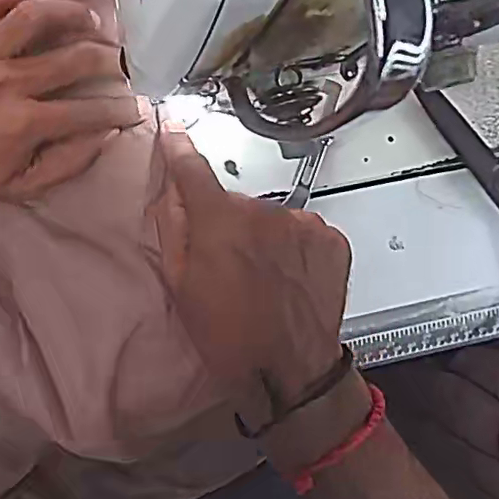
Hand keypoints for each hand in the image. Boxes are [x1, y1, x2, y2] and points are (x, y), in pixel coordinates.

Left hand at [0, 0, 139, 240]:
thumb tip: (105, 136)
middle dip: (110, 59)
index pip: (89, 109)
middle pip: (75, 57)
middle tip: (122, 62)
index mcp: (25, 124)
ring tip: (89, 18)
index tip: (134, 104)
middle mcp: (7, 83)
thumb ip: (67, 163)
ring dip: (69, 13)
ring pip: (34, 17)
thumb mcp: (18, 188)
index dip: (120, 107)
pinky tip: (26, 2)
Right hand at [152, 121, 351, 420]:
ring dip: (262, 236)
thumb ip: (171, 229)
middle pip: (232, 200)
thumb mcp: (180, 285)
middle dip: (225, 222)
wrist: (290, 371)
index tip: (173, 127)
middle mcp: (261, 212)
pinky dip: (292, 245)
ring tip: (262, 277)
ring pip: (268, 216)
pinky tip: (288, 275)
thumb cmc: (227, 336)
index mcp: (218, 221)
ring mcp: (301, 222)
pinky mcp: (329, 237)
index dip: (179, 146)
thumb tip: (169, 193)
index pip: (193, 168)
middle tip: (227, 263)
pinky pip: (299, 227)